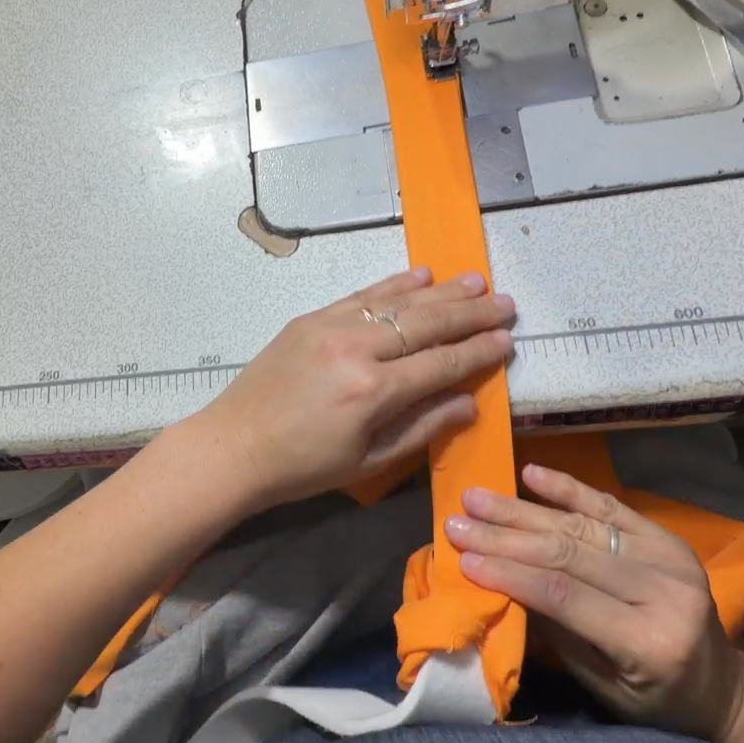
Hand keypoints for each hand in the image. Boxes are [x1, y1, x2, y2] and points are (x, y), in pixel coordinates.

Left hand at [187, 267, 514, 509]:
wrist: (235, 446)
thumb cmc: (304, 466)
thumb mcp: (369, 460)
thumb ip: (422, 427)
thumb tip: (470, 402)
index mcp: (374, 390)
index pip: (443, 363)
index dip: (479, 351)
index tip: (509, 338)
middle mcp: (356, 348)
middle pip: (426, 324)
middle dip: (470, 312)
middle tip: (505, 302)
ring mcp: (330, 327)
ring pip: (397, 302)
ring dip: (440, 291)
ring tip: (475, 280)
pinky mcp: (310, 319)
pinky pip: (361, 295)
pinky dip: (393, 285)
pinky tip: (420, 276)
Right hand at [443, 464, 743, 742]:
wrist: (725, 688)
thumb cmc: (655, 700)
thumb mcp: (602, 685)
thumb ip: (555, 631)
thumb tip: (496, 582)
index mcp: (651, 640)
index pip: (563, 595)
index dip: (509, 572)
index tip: (462, 557)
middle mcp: (665, 591)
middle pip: (567, 553)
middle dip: (504, 536)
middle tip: (456, 522)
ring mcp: (669, 558)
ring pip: (580, 525)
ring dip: (521, 509)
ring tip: (475, 497)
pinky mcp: (667, 538)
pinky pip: (610, 506)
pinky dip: (568, 488)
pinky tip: (531, 474)